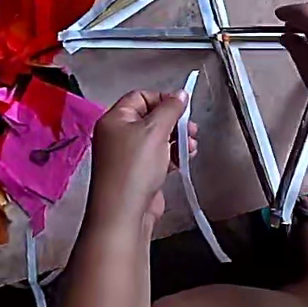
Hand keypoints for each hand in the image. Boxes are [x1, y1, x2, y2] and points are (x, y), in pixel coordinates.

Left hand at [87, 89, 194, 235]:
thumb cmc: (135, 167)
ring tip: (192, 145)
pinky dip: (174, 153)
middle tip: (191, 128)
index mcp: (115, 119)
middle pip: (152, 117)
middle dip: (175, 121)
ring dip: (179, 138)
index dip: (163, 99)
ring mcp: (129, 154)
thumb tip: (181, 94)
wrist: (124, 212)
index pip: (140, 96)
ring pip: (159, 137)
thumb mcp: (155, 131)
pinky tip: (186, 157)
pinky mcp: (140, 171)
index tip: (183, 108)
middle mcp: (119, 134)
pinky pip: (160, 154)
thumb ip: (170, 109)